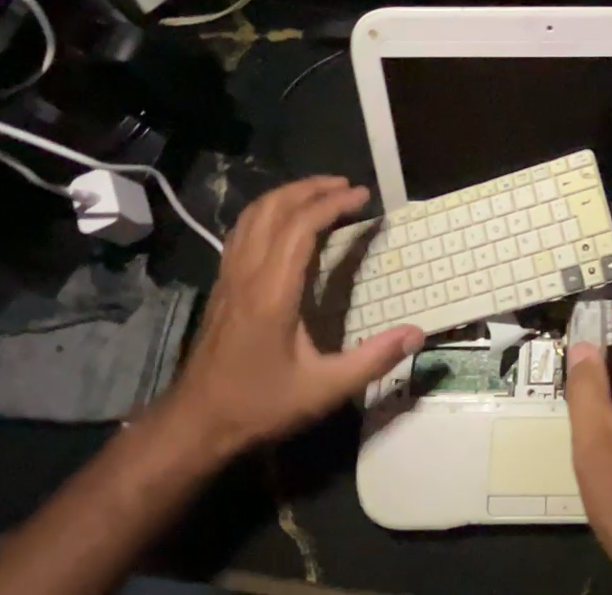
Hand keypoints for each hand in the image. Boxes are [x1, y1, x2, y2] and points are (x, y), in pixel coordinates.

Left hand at [163, 177, 420, 455]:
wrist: (194, 425)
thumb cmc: (259, 405)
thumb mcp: (323, 390)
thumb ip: (372, 360)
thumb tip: (416, 333)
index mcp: (272, 293)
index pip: (300, 227)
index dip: (333, 203)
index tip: (363, 196)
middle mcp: (247, 275)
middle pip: (273, 208)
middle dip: (311, 188)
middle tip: (346, 186)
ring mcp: (229, 277)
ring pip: (253, 215)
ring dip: (287, 195)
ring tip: (320, 193)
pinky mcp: (222, 286)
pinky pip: (242, 231)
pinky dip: (268, 212)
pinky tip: (285, 221)